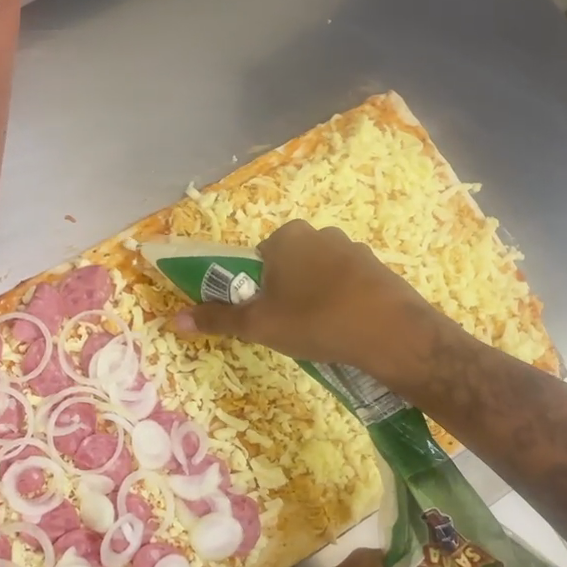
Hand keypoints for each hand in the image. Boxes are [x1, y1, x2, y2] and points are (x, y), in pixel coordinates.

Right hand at [173, 220, 449, 385]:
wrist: (393, 334)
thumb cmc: (316, 321)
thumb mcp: (258, 325)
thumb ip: (217, 319)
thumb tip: (173, 319)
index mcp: (286, 237)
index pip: (254, 259)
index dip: (251, 289)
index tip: (257, 316)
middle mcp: (319, 233)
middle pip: (285, 265)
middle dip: (280, 292)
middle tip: (282, 327)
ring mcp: (353, 249)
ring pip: (316, 276)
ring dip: (309, 299)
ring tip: (314, 332)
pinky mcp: (377, 270)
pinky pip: (343, 286)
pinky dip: (337, 304)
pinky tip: (341, 330)